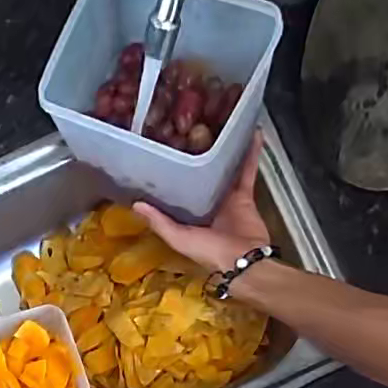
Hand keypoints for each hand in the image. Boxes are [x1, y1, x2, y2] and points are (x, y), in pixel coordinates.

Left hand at [134, 134, 270, 272]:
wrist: (244, 260)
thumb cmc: (210, 254)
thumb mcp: (179, 238)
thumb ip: (160, 222)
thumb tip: (136, 205)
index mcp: (187, 219)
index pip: (175, 194)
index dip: (169, 177)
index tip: (160, 154)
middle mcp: (205, 208)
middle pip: (199, 178)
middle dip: (195, 157)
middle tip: (190, 132)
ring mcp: (225, 201)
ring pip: (223, 170)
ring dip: (222, 151)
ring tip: (219, 126)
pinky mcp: (244, 196)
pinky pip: (247, 170)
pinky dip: (250, 153)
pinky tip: (250, 134)